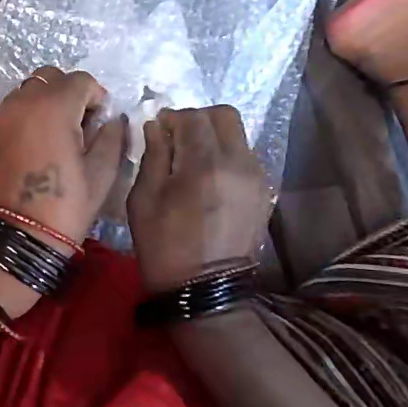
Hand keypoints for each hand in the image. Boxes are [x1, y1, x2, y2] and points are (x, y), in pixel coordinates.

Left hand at [0, 67, 127, 246]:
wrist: (18, 235)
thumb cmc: (65, 206)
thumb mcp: (101, 173)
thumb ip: (111, 136)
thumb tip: (112, 120)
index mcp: (53, 107)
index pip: (81, 80)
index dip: (96, 97)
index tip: (99, 122)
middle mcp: (22, 103)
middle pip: (50, 78)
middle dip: (69, 93)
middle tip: (79, 124)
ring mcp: (0, 116)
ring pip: (27, 92)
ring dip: (45, 103)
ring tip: (56, 135)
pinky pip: (10, 110)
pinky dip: (26, 117)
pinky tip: (35, 145)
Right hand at [127, 106, 271, 292]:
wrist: (204, 289)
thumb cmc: (163, 246)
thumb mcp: (144, 199)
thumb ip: (153, 156)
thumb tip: (156, 127)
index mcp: (204, 165)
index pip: (193, 117)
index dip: (172, 117)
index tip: (158, 128)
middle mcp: (238, 163)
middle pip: (224, 116)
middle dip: (198, 119)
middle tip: (177, 136)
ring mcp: (256, 177)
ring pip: (238, 136)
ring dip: (214, 137)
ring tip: (192, 159)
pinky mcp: (264, 192)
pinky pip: (245, 158)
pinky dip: (226, 156)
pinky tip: (208, 178)